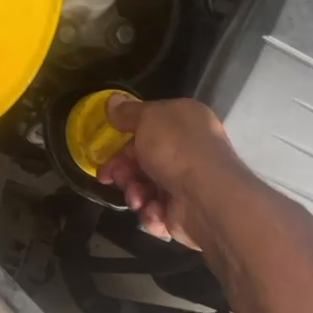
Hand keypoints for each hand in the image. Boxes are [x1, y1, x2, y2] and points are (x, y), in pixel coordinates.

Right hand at [95, 95, 246, 248]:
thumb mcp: (148, 119)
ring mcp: (187, 183)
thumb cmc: (177, 150)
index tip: (106, 150)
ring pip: (146, 187)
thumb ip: (127, 112)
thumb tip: (111, 100)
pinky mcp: (184, 212)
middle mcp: (188, 150)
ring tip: (138, 199)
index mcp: (185, 122)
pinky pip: (156, 211)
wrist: (206, 198)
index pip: (149, 128)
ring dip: (135, 193)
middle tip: (111, 178)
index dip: (124, 139)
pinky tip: (156, 212)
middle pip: (143, 160)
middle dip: (123, 171)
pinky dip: (151, 213)